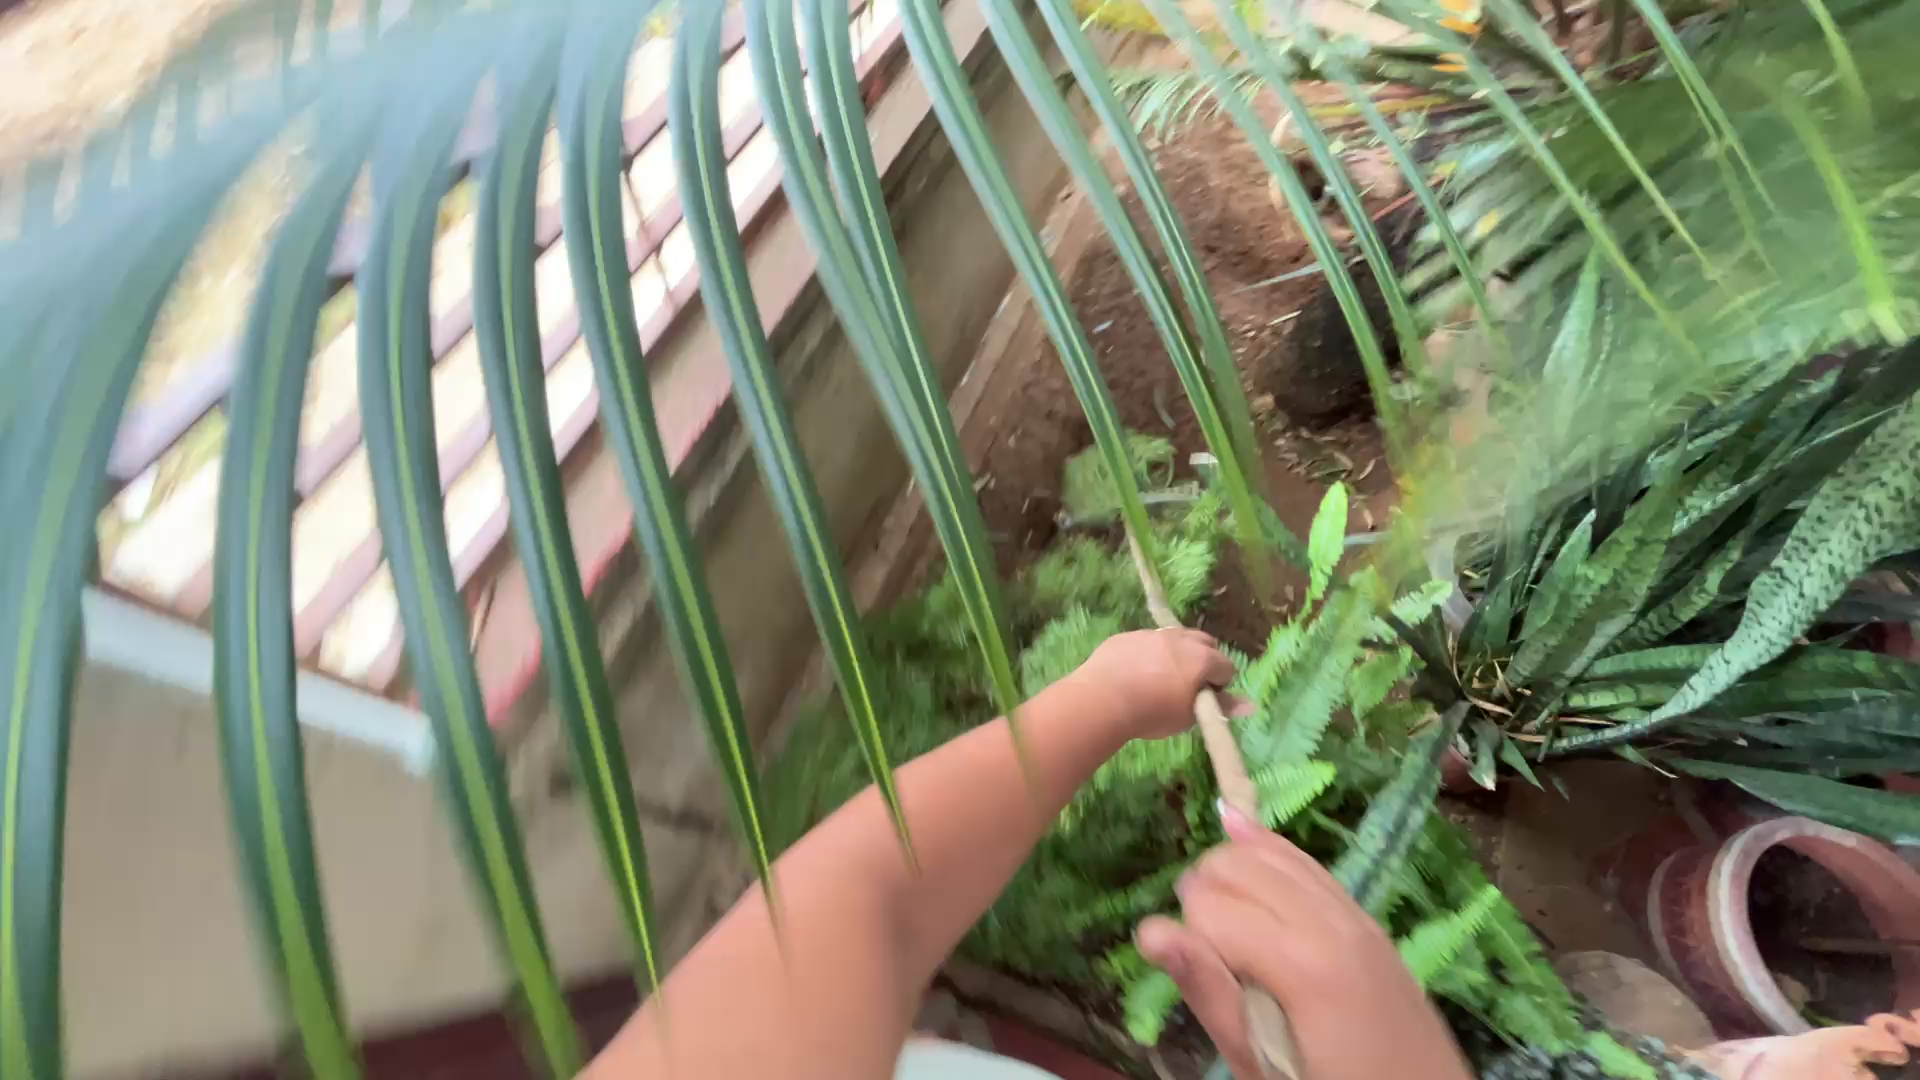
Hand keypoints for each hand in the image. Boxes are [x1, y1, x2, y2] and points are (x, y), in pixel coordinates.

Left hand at [1065, 628, 1236, 740]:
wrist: (1104, 698)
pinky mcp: (1126, 636)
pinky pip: (1145, 641)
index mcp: (1202, 658)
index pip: (1226, 667)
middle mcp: (1179, 639)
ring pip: (1174, 637)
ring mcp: (1151, 634)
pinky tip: (1134, 672)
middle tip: (1188, 684)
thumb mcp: (1189, 715)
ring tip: (1161, 676)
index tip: (1205, 699)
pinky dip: (1147, 653)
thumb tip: (1250, 705)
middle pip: (1203, 642)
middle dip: (1203, 660)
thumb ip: (1221, 707)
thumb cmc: (1153, 712)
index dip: (1219, 684)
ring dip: (1175, 652)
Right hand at [1136, 808, 1472, 1079]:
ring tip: (1221, 916)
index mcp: (1301, 963)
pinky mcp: (1362, 914)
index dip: (1189, 936)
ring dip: (1228, 869)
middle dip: (1203, 893)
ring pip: (1263, 850)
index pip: (1207, 906)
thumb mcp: (1261, 1065)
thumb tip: (1148, 930)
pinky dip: (1264, 844)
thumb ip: (1208, 991)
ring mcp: (1351, 911)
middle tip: (1207, 950)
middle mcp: (1327, 920)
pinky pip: (1302, 858)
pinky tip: (1233, 825)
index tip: (1199, 975)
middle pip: (1232, 864)